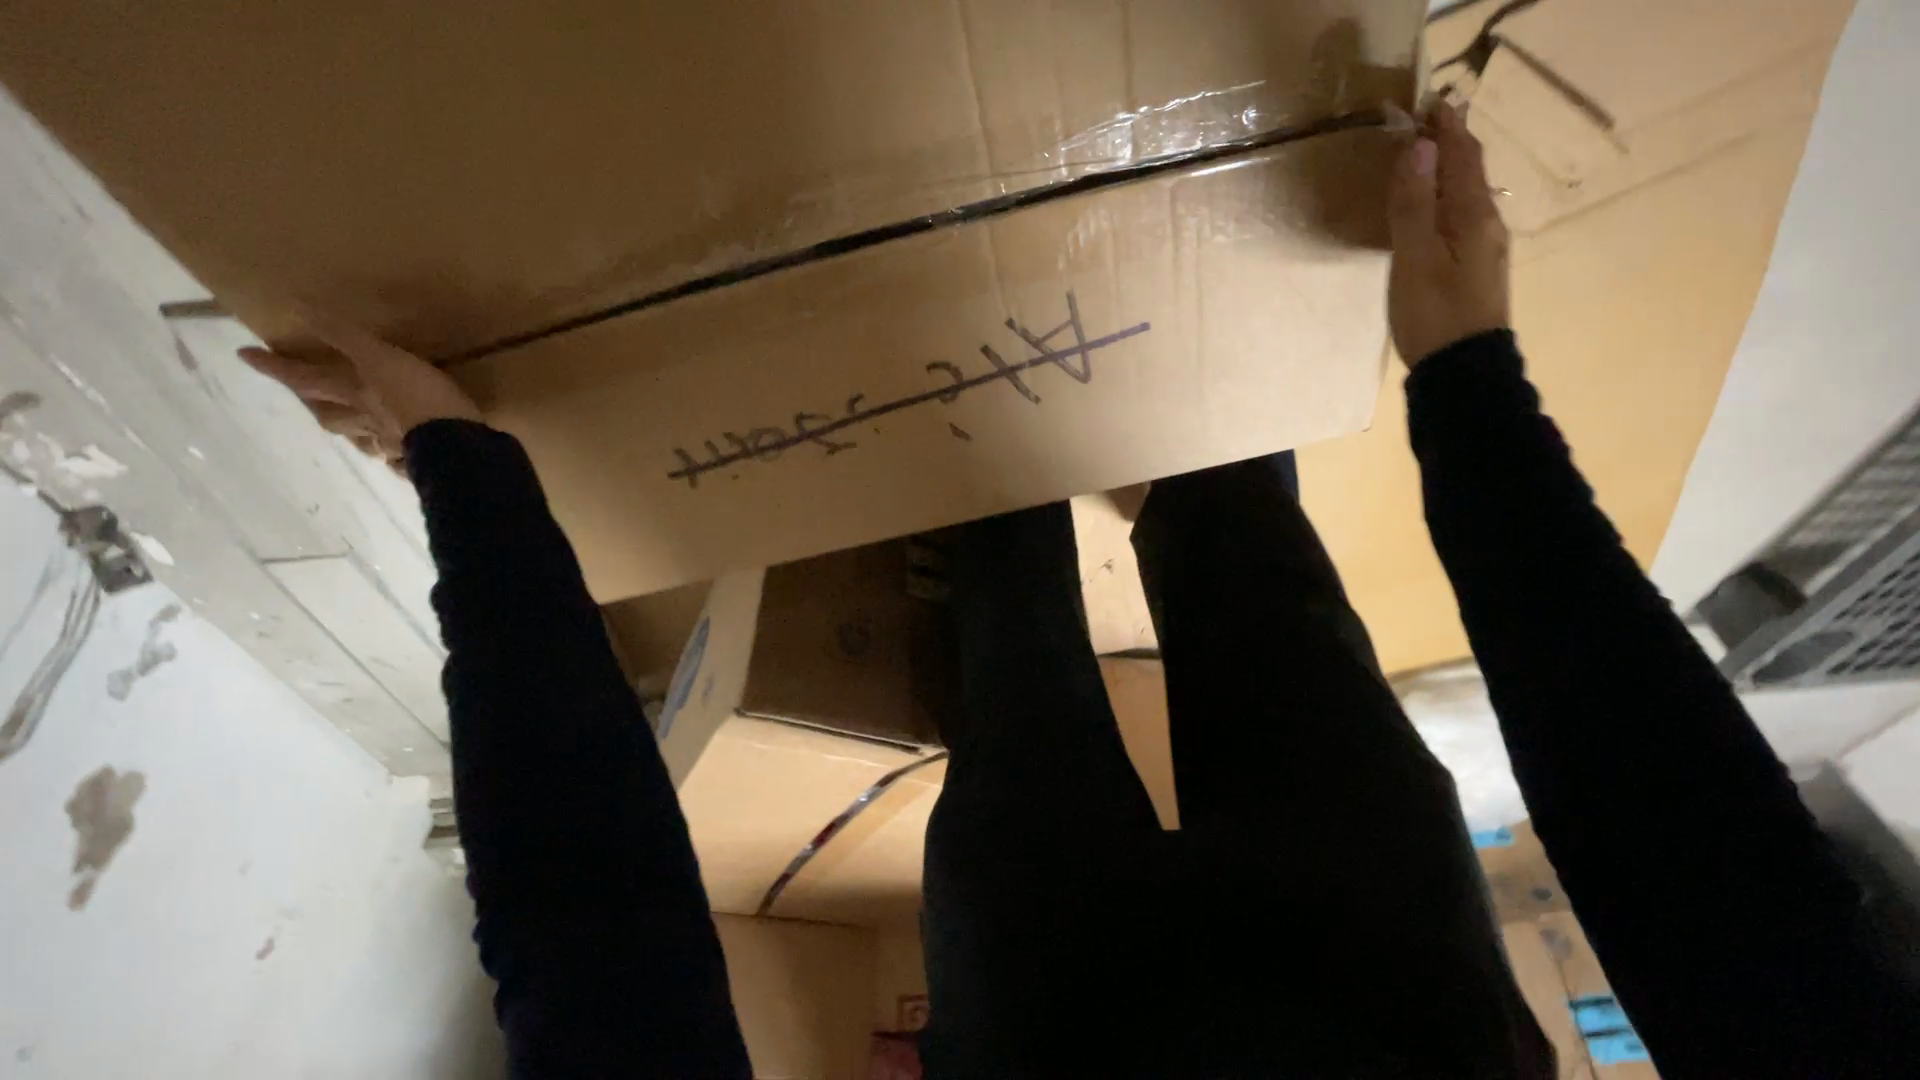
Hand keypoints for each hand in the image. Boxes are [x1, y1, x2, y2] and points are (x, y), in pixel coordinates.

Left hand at [239, 314, 481, 469]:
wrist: (456, 445)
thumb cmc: (418, 398)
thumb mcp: (381, 357)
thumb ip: (342, 334)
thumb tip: (296, 306)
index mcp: (355, 394)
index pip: (305, 378)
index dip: (276, 367)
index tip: (244, 356)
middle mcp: (367, 421)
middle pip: (334, 416)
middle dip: (321, 407)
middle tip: (313, 403)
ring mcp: (395, 444)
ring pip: (368, 442)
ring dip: (361, 439)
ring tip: (364, 437)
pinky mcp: (424, 460)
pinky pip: (403, 462)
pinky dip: (400, 461)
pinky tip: (405, 461)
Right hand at [1386, 100, 1511, 366]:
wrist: (1462, 370)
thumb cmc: (1434, 314)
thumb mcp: (1415, 259)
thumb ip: (1414, 204)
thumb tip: (1419, 147)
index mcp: (1473, 215)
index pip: (1462, 156)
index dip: (1446, 127)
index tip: (1428, 103)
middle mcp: (1486, 224)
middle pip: (1470, 171)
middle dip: (1449, 144)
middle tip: (1424, 123)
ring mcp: (1484, 248)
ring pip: (1466, 195)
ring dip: (1447, 170)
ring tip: (1423, 158)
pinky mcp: (1474, 270)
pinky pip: (1461, 217)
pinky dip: (1445, 199)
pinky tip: (1431, 208)